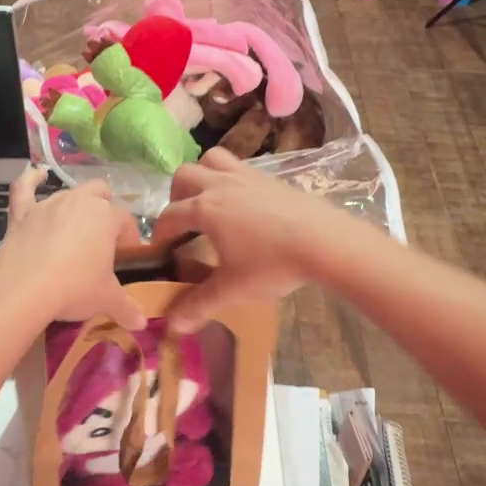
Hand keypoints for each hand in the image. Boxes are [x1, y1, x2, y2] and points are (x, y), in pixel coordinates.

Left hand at [0, 169, 145, 328]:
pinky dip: (30, 179)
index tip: (125, 259)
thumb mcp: (106, 299)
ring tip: (76, 227)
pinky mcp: (22, 213)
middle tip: (103, 239)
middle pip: (100, 195)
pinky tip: (37, 174)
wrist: (26, 289)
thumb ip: (126, 308)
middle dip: (105, 209)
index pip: (126, 221)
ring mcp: (48, 204)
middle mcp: (79, 202)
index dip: (129, 239)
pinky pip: (24, 188)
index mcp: (106, 216)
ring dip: (75, 205)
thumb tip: (142, 323)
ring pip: (68, 193)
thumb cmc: (75, 288)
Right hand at [149, 148, 354, 332]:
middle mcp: (220, 185)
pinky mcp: (270, 176)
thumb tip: (174, 325)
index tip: (161, 248)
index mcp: (205, 209)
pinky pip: (239, 166)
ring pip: (212, 160)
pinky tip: (242, 203)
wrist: (325, 241)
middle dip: (176, 195)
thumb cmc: (273, 264)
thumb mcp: (233, 288)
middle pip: (184, 176)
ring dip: (202, 175)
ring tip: (207, 199)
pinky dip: (229, 178)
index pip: (169, 215)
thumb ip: (200, 304)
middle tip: (183, 220)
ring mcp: (246, 176)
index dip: (160, 232)